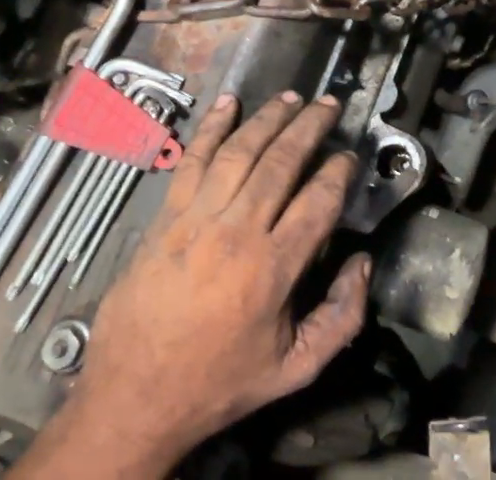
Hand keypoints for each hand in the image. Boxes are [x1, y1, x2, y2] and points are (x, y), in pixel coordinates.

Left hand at [40, 92, 370, 474]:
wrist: (133, 398)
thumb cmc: (220, 383)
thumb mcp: (295, 369)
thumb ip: (342, 317)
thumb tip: (362, 263)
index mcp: (273, 269)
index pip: (318, 200)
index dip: (339, 171)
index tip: (349, 155)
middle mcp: (236, 233)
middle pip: (281, 162)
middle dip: (310, 127)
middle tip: (329, 105)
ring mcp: (195, 221)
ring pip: (239, 153)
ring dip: (268, 119)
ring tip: (291, 98)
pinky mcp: (164, 220)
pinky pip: (192, 162)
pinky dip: (211, 129)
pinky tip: (228, 104)